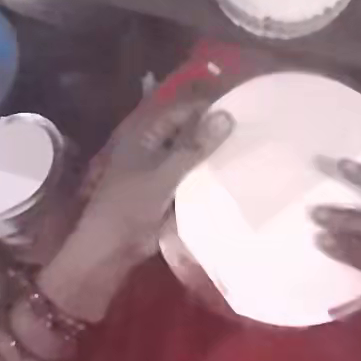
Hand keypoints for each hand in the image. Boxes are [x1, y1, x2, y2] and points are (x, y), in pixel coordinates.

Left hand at [77, 95, 234, 251]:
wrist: (111, 250)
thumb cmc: (130, 205)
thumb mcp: (164, 174)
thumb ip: (194, 147)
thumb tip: (227, 116)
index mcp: (144, 136)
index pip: (180, 113)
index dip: (206, 110)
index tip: (239, 110)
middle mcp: (153, 149)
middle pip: (187, 134)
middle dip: (212, 134)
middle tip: (249, 132)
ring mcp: (160, 172)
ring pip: (191, 158)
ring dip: (211, 157)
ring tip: (248, 152)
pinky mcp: (167, 194)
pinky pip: (192, 180)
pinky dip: (207, 178)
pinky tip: (234, 178)